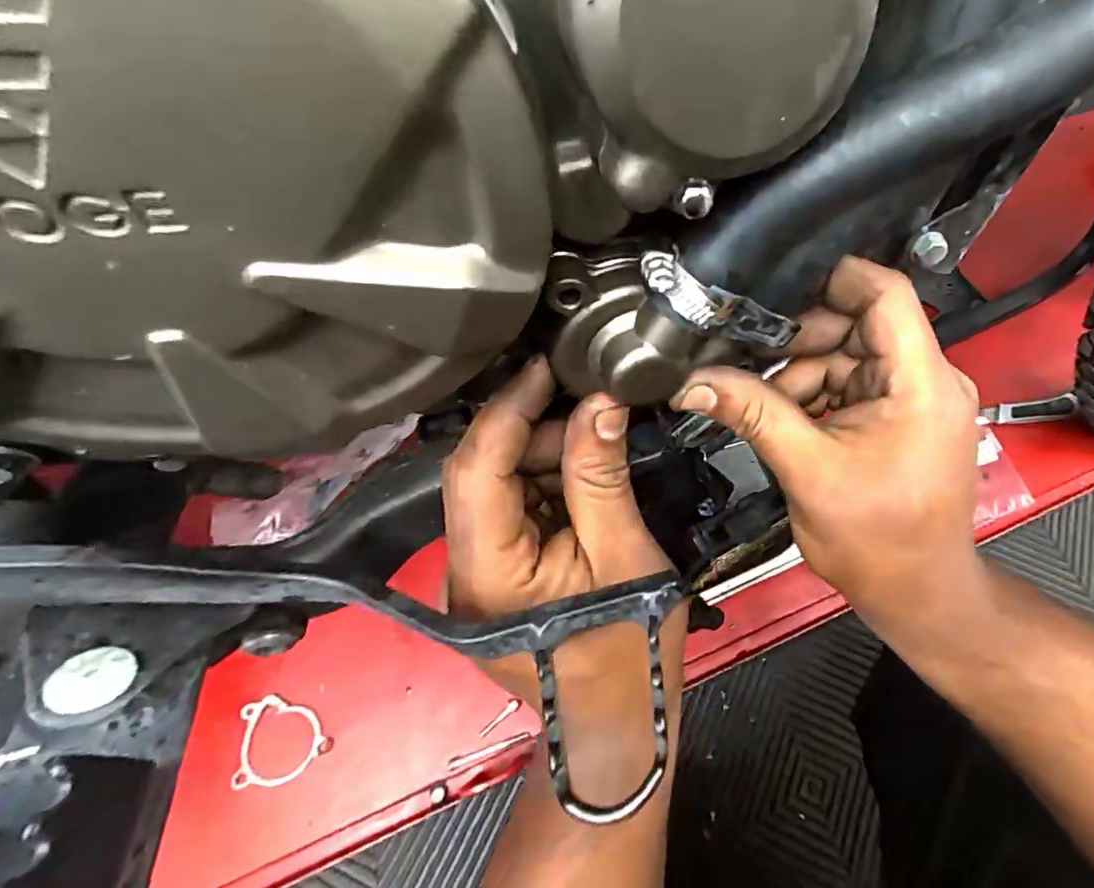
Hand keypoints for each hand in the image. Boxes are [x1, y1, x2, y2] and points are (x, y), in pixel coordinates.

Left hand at [441, 359, 686, 799]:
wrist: (620, 727)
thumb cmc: (629, 649)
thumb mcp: (626, 555)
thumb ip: (602, 476)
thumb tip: (599, 402)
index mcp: (488, 569)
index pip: (476, 467)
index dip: (508, 407)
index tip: (544, 367)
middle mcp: (464, 570)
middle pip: (483, 472)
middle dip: (538, 434)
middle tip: (598, 420)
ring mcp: (475, 575)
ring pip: (499, 487)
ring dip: (546, 458)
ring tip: (601, 454)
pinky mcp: (496, 576)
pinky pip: (513, 511)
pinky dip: (548, 485)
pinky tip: (586, 484)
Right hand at [669, 257, 984, 621]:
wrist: (917, 592)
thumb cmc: (883, 544)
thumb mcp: (808, 470)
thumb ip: (753, 415)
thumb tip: (696, 384)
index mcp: (922, 383)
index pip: (887, 293)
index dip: (835, 278)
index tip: (781, 287)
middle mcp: (928, 380)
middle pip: (859, 322)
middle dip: (804, 339)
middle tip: (756, 362)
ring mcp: (915, 397)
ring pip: (848, 352)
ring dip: (804, 372)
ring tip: (770, 405)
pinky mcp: (899, 414)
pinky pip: (851, 381)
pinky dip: (817, 392)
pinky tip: (790, 417)